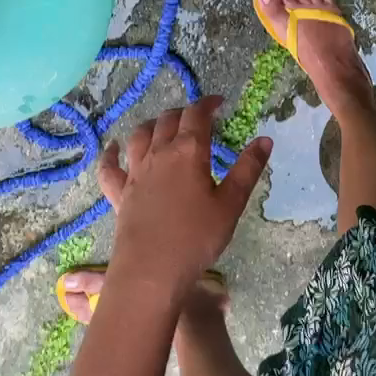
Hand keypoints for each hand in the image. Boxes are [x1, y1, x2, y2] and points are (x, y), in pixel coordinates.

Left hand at [97, 96, 271, 294]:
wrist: (150, 272)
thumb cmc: (196, 238)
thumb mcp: (230, 204)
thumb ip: (248, 169)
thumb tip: (265, 139)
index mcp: (189, 151)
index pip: (197, 114)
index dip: (208, 104)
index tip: (219, 103)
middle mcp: (159, 153)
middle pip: (168, 120)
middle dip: (184, 113)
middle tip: (197, 118)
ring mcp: (135, 172)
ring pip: (140, 135)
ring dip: (153, 124)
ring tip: (163, 125)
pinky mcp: (119, 193)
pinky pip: (110, 167)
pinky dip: (111, 153)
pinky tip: (112, 148)